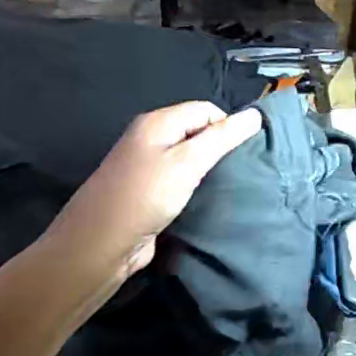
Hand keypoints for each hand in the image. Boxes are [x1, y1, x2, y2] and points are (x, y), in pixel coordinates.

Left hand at [48, 101, 262, 278]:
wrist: (100, 246)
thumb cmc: (144, 198)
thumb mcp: (186, 163)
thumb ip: (220, 138)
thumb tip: (254, 115)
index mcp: (156, 122)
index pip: (205, 109)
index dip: (227, 126)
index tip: (246, 154)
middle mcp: (150, 139)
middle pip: (197, 132)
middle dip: (221, 148)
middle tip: (242, 172)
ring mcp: (148, 167)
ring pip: (191, 159)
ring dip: (210, 171)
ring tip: (232, 187)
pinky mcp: (150, 194)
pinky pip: (181, 182)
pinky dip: (197, 188)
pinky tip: (210, 202)